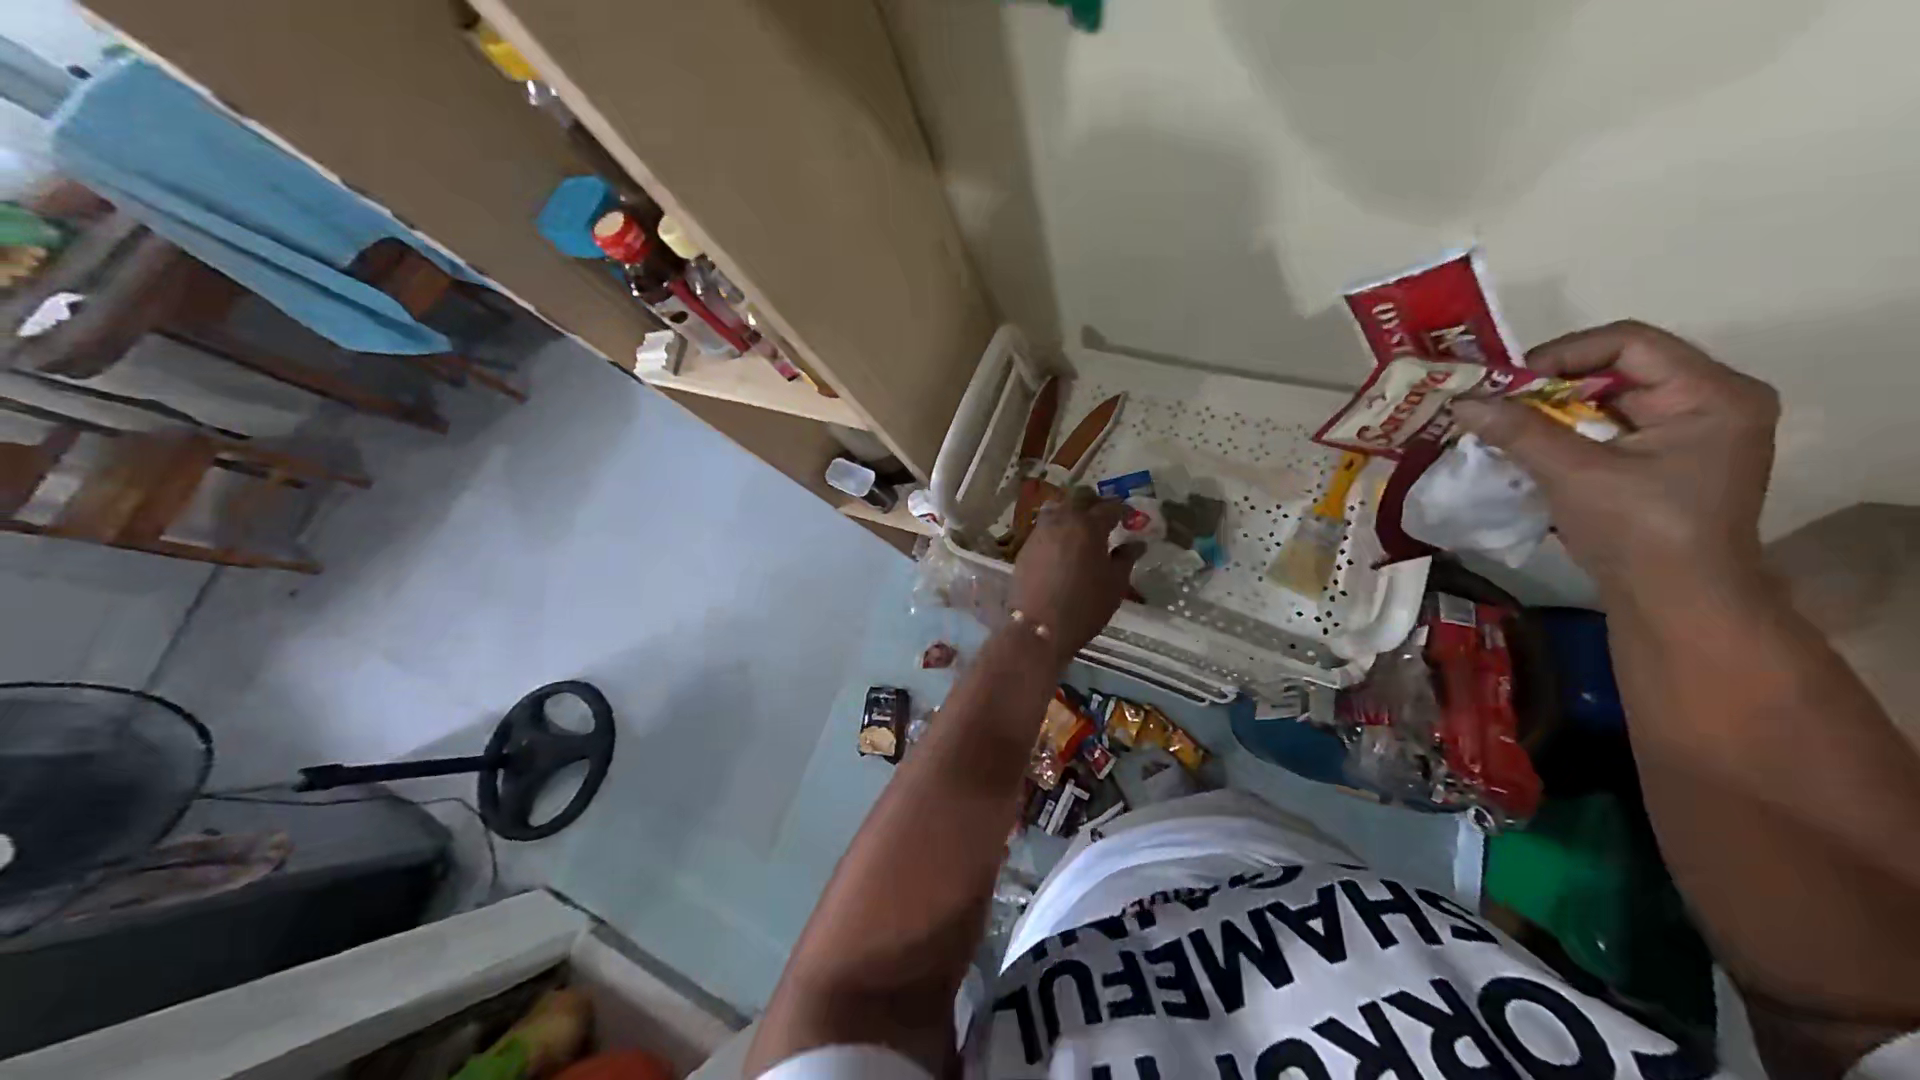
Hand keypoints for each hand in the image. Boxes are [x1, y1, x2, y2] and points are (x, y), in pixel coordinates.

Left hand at [1008, 490, 1139, 660]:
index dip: (1123, 510)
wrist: (1038, 627)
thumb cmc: (1085, 606)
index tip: (1130, 517)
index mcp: (1089, 525)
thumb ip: (1126, 559)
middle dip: (1096, 502)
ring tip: (1082, 527)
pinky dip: (1057, 526)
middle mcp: (1063, 520)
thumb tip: (1137, 544)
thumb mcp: (1115, 584)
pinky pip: (1044, 525)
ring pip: (1058, 507)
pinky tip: (1063, 543)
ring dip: (1072, 510)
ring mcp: (1040, 531)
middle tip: (1106, 517)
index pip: (1110, 507)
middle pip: (1080, 497)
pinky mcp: (1026, 546)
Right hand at [1451, 320, 1779, 607]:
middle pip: (1619, 369)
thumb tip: (1462, 402)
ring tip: (1505, 427)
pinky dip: (1567, 434)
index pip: (1629, 342)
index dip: (1561, 354)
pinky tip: (1530, 449)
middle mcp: (1712, 402)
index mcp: (1711, 394)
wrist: (1677, 601)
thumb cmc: (1639, 531)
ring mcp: (1691, 434)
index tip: (1506, 384)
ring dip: (1553, 412)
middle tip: (1497, 405)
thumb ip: (1519, 432)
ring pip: (1610, 400)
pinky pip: (1610, 428)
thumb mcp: (1574, 474)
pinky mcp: (1668, 460)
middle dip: (1551, 386)